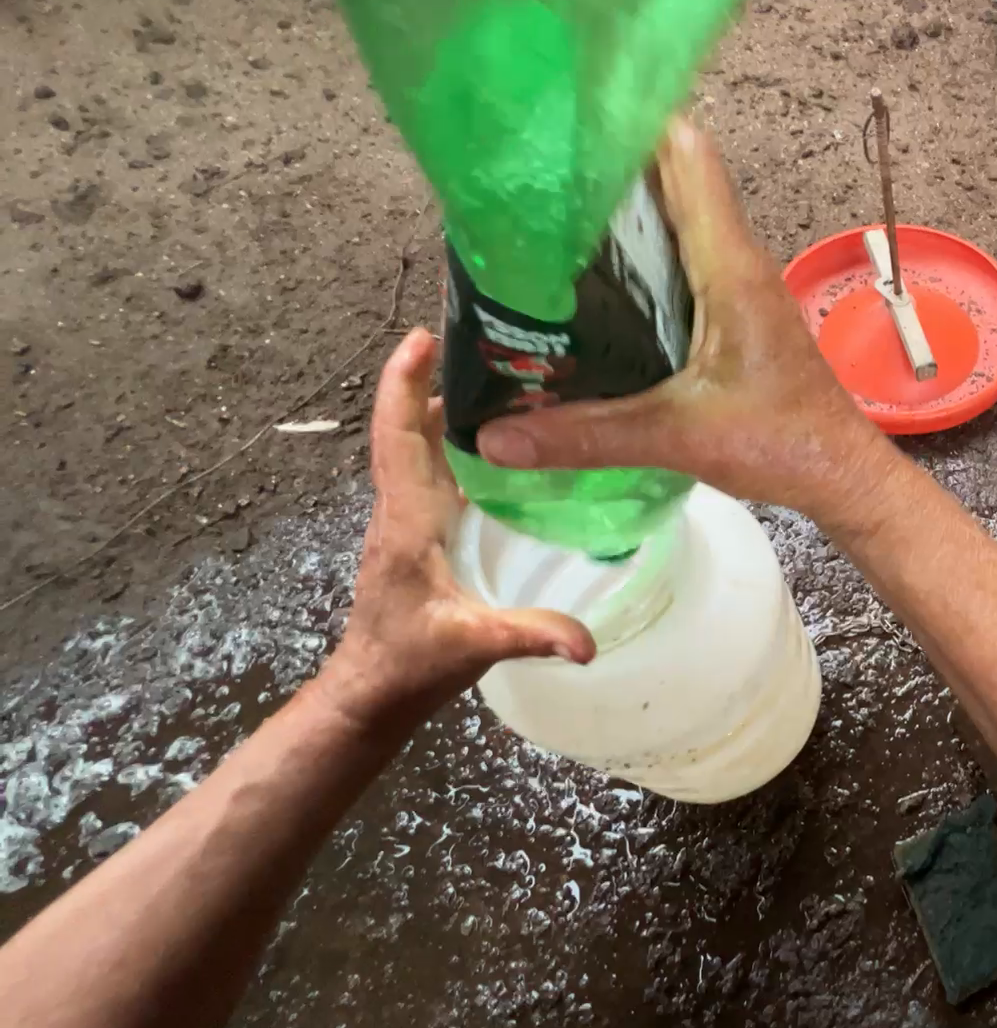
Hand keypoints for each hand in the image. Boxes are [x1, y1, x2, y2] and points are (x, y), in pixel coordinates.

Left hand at [327, 328, 595, 732]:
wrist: (375, 690)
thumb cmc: (409, 662)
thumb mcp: (470, 646)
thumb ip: (528, 636)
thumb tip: (590, 642)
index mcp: (407, 520)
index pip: (397, 438)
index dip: (402, 384)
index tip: (425, 337)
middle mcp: (405, 508)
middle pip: (411, 428)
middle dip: (440, 381)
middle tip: (496, 351)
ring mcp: (414, 518)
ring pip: (425, 447)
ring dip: (452, 408)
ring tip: (509, 383)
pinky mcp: (428, 531)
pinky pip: (441, 471)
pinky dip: (464, 443)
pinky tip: (509, 443)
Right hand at [474, 117, 895, 531]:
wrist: (839, 473)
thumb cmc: (781, 444)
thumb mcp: (681, 436)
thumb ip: (588, 436)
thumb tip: (493, 440)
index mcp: (729, 266)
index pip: (686, 155)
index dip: (629, 123)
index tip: (558, 120)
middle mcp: (736, 263)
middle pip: (670, 183)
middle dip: (603, 169)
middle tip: (522, 174)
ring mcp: (739, 289)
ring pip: (676, 226)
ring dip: (619, 217)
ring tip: (538, 219)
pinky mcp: (736, 318)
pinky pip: (682, 267)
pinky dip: (639, 263)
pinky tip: (590, 288)